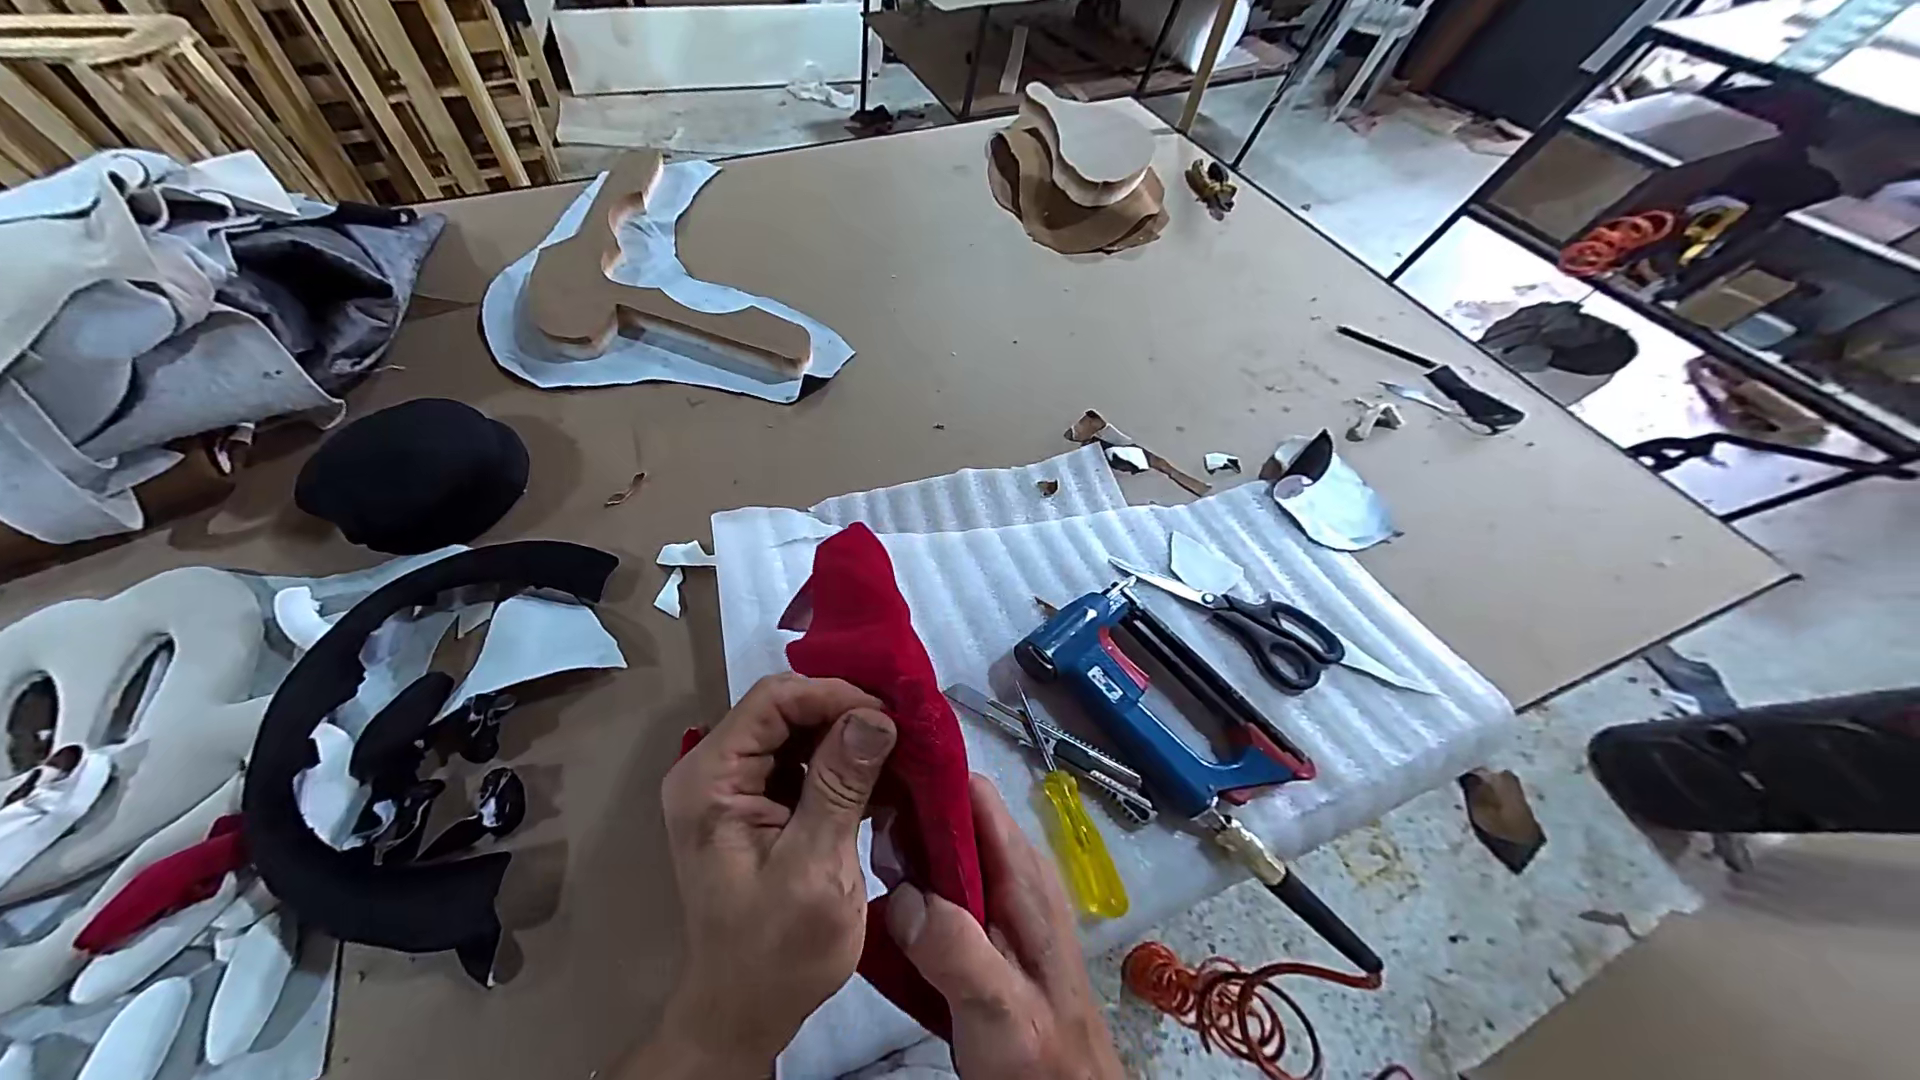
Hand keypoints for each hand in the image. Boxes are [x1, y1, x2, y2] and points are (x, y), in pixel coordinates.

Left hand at [635, 674, 897, 1078]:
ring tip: (900, 743)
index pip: (773, 700)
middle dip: (846, 710)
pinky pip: (806, 755)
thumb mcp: (815, 867)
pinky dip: (845, 758)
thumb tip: (877, 716)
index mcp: (711, 780)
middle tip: (902, 727)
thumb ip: (840, 785)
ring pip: (801, 727)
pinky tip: (882, 771)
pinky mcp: (762, 799)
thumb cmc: (775, 952)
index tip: (888, 715)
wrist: (746, 1011)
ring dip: (850, 733)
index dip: (833, 695)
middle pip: (786, 707)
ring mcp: (738, 783)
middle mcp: (716, 768)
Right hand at [886, 774, 1123, 1079]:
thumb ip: (954, 948)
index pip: (973, 793)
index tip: (880, 787)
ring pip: (946, 850)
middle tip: (868, 847)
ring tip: (873, 877)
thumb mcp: (998, 1007)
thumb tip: (903, 896)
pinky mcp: (989, 921)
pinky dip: (917, 888)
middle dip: (910, 823)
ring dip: (909, 858)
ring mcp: (1002, 894)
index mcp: (1022, 871)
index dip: (927, 781)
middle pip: (955, 817)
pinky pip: (946, 884)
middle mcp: (1013, 869)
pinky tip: (892, 910)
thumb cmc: (1041, 1055)